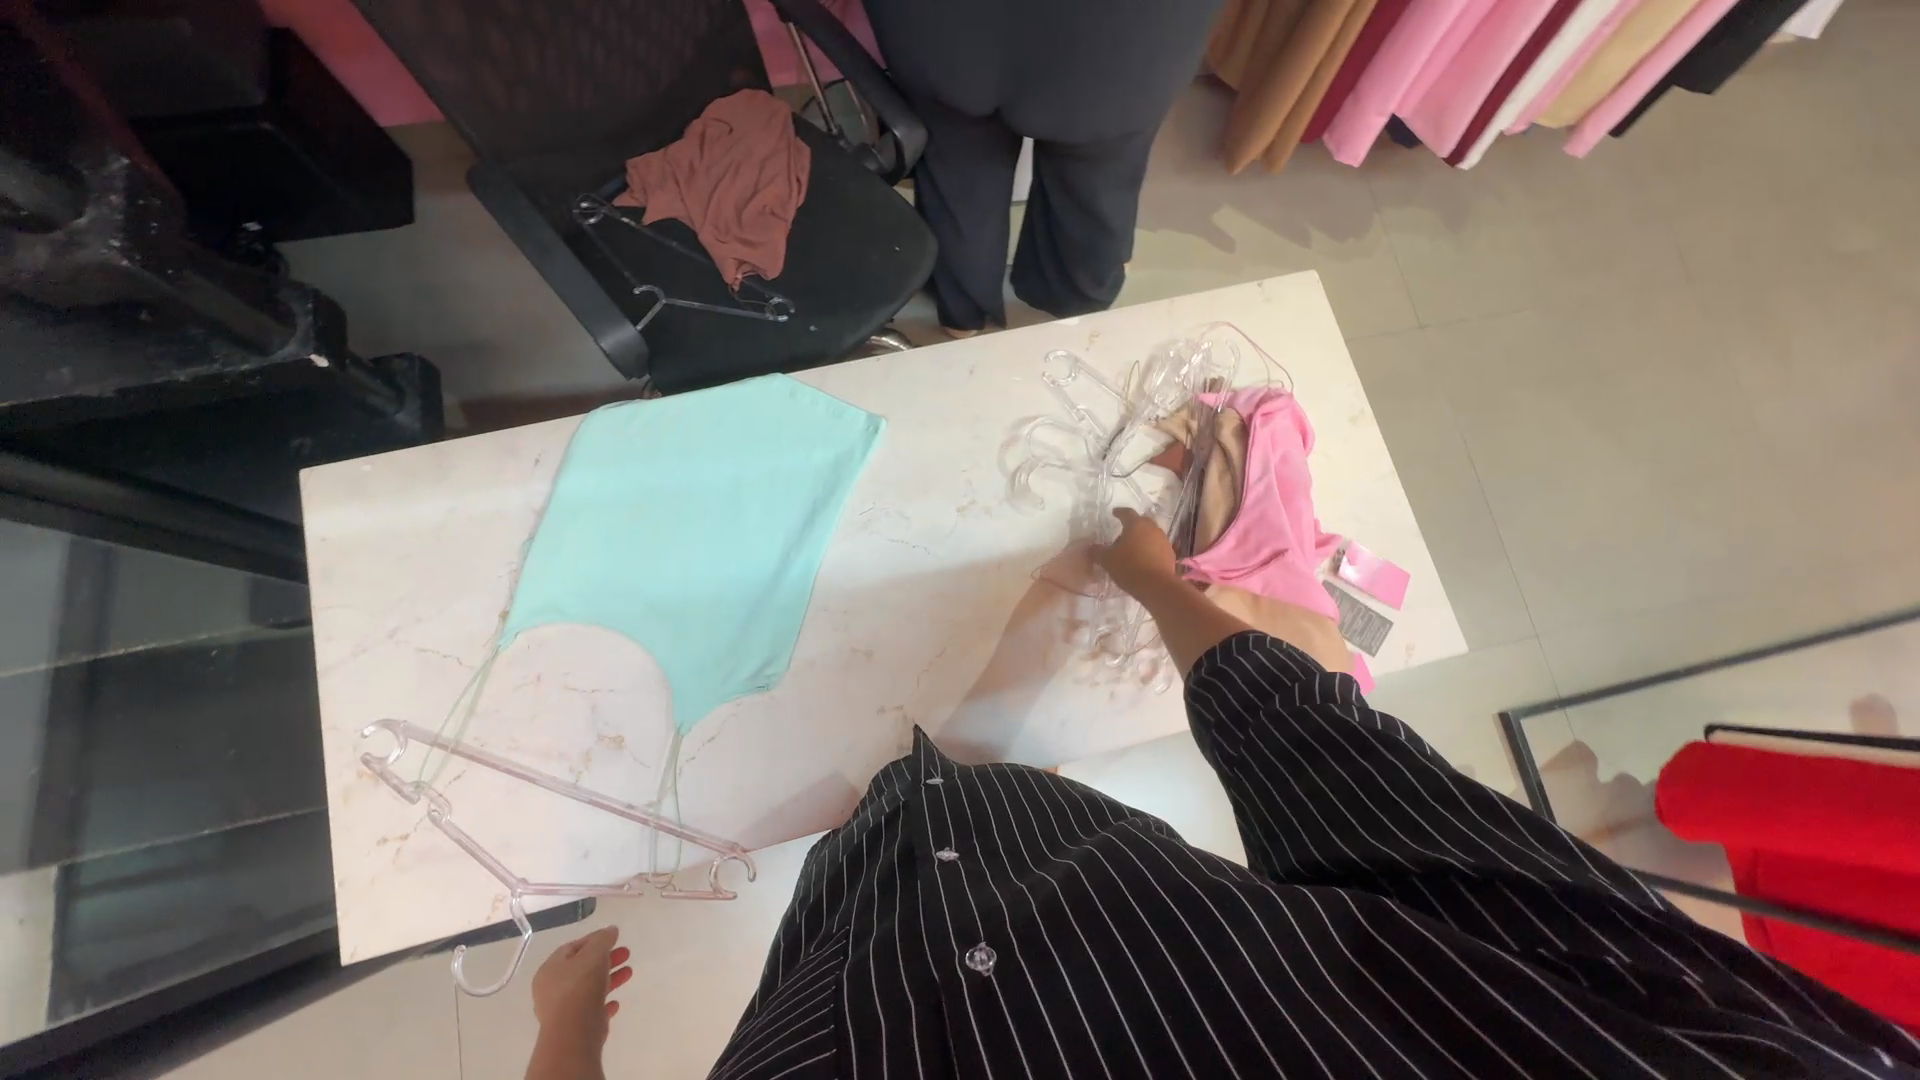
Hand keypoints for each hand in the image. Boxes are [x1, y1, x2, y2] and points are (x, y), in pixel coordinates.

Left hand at [531, 926, 631, 1046]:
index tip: (614, 938)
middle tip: (626, 953)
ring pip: (588, 988)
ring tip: (629, 973)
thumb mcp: (594, 953)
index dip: (594, 939)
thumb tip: (611, 931)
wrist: (574, 1031)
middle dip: (606, 959)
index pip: (572, 948)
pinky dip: (603, 1003)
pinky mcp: (573, 1026)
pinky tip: (616, 1002)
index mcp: (550, 969)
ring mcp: (561, 1009)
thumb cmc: (580, 985)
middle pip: (582, 968)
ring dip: (609, 979)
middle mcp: (551, 989)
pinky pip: (590, 1010)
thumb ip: (603, 939)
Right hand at [1095, 508, 1178, 598]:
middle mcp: (1152, 528)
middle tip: (1123, 532)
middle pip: (1142, 521)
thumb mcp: (1107, 560)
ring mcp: (1163, 540)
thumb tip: (1092, 547)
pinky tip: (1144, 559)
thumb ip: (1098, 551)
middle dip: (1132, 525)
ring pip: (1151, 534)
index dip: (1119, 512)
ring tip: (1133, 548)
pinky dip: (1150, 549)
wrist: (1157, 586)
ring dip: (1142, 538)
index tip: (1114, 513)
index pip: (1126, 513)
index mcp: (1136, 524)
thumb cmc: (1129, 567)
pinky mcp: (1170, 554)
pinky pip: (1157, 547)